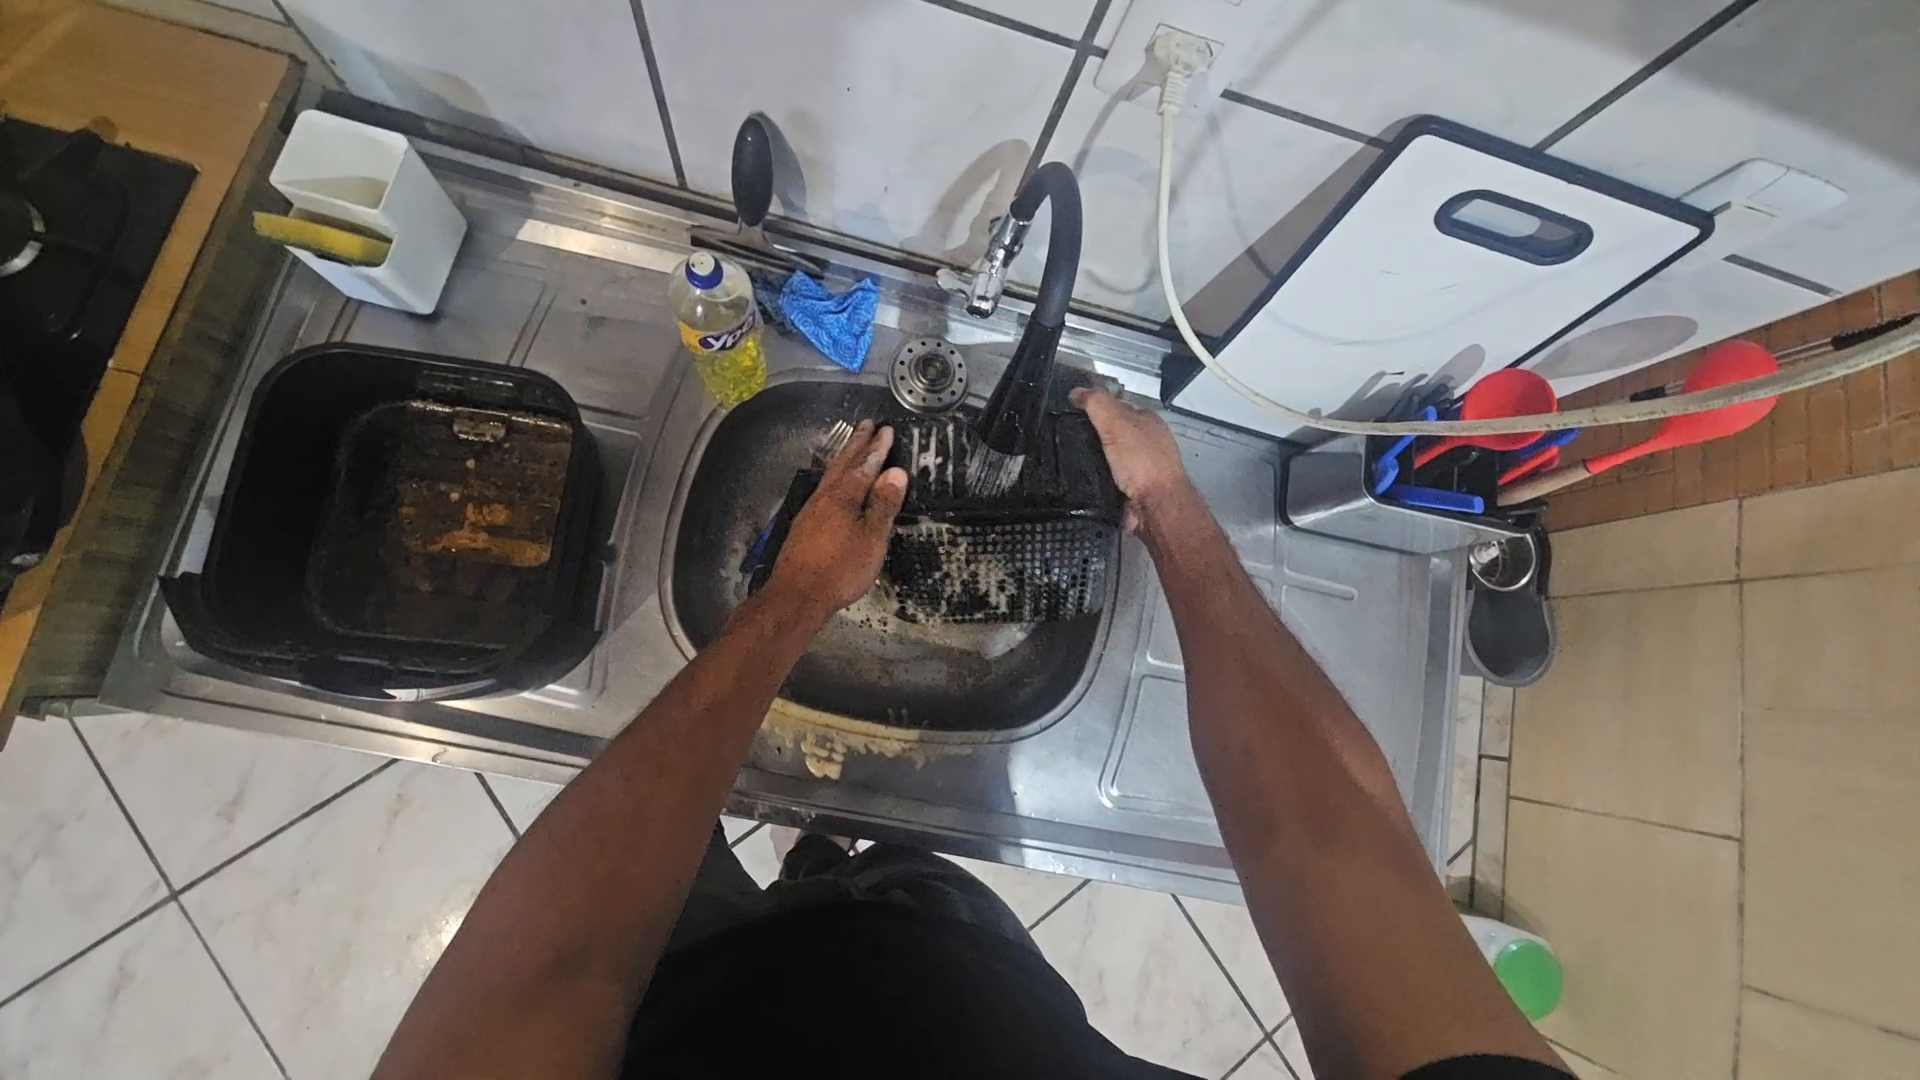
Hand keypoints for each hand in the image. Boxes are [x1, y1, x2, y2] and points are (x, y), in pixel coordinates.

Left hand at [766, 420, 908, 620]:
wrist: (797, 595)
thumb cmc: (840, 569)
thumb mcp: (872, 539)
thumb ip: (883, 505)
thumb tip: (896, 472)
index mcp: (844, 497)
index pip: (865, 466)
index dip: (877, 448)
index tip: (886, 430)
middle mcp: (825, 497)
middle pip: (843, 464)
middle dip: (857, 444)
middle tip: (866, 424)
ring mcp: (811, 510)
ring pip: (830, 475)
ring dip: (844, 458)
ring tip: (852, 446)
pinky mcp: (804, 525)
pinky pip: (823, 488)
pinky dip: (833, 477)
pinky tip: (834, 485)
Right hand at [1070, 386, 1195, 532]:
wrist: (1155, 506)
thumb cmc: (1142, 462)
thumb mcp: (1117, 423)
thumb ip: (1097, 404)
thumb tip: (1077, 391)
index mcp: (1147, 421)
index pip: (1117, 405)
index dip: (1095, 405)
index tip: (1071, 409)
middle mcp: (1145, 443)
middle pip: (1110, 432)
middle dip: (1090, 435)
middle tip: (1064, 436)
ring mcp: (1138, 467)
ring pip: (1105, 457)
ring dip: (1088, 460)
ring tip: (1065, 458)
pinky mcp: (1129, 489)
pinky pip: (1104, 479)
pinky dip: (1092, 479)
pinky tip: (1078, 479)